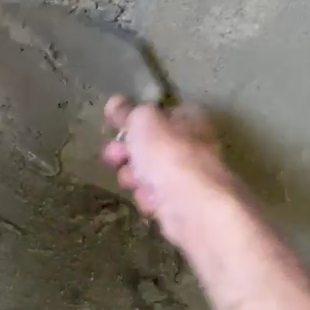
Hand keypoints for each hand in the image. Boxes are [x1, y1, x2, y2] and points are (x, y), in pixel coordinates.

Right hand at [100, 97, 249, 249]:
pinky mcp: (185, 203)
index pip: (158, 112)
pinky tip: (150, 200)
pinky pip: (157, 196)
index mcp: (190, 118)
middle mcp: (194, 144)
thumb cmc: (169, 155)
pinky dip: (149, 197)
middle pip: (151, 143)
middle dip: (127, 151)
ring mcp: (190, 175)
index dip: (133, 119)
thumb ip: (127, 111)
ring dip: (134, 176)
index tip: (114, 127)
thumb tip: (115, 102)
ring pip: (150, 171)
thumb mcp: (141, 121)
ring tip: (132, 181)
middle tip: (113, 156)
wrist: (196, 208)